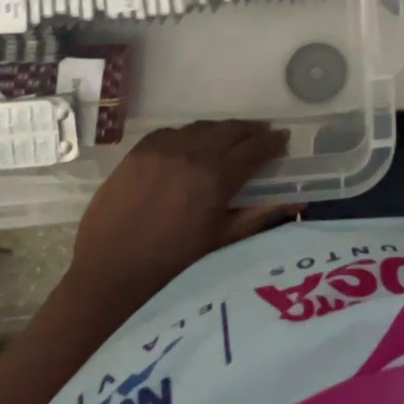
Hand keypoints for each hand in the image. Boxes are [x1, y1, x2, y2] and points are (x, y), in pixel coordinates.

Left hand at [71, 120, 293, 295]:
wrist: (109, 276)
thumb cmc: (172, 267)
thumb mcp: (222, 242)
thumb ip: (259, 216)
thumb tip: (293, 200)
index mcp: (216, 178)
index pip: (255, 149)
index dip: (273, 142)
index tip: (283, 139)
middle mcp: (192, 154)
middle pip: (230, 130)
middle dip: (250, 131)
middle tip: (261, 135)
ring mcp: (162, 149)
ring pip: (202, 127)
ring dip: (220, 131)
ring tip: (228, 140)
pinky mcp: (138, 151)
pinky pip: (172, 132)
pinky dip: (188, 135)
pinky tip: (190, 146)